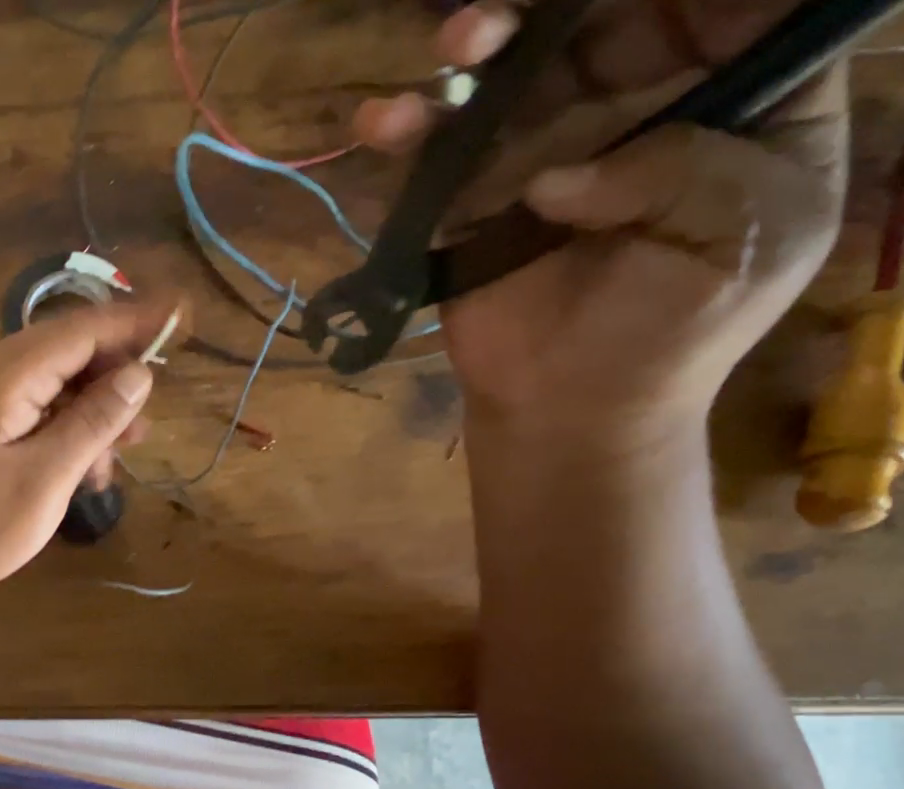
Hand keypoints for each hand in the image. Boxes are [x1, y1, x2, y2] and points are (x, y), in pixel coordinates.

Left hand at [0, 302, 173, 606]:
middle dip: (112, 381)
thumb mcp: (49, 476)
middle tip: (142, 426)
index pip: (78, 331)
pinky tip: (85, 469)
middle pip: (66, 350)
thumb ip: (95, 419)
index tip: (180, 314)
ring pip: (54, 380)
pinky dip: (65, 428)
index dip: (133, 322)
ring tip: (115, 460)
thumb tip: (140, 373)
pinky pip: (34, 403)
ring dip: (91, 413)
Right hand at [354, 1, 846, 448]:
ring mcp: (543, 149)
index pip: (727, 9)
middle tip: (509, 17)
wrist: (568, 408)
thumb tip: (555, 177)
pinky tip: (384, 125)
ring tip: (456, 46)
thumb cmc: (676, 328)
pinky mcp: (468, 194)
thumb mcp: (745, 242)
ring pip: (512, 70)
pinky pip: (436, 147)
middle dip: (556, 7)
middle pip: (602, 22)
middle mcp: (635, 108)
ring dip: (479, 44)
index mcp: (735, 103)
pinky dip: (406, 128)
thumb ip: (688, 176)